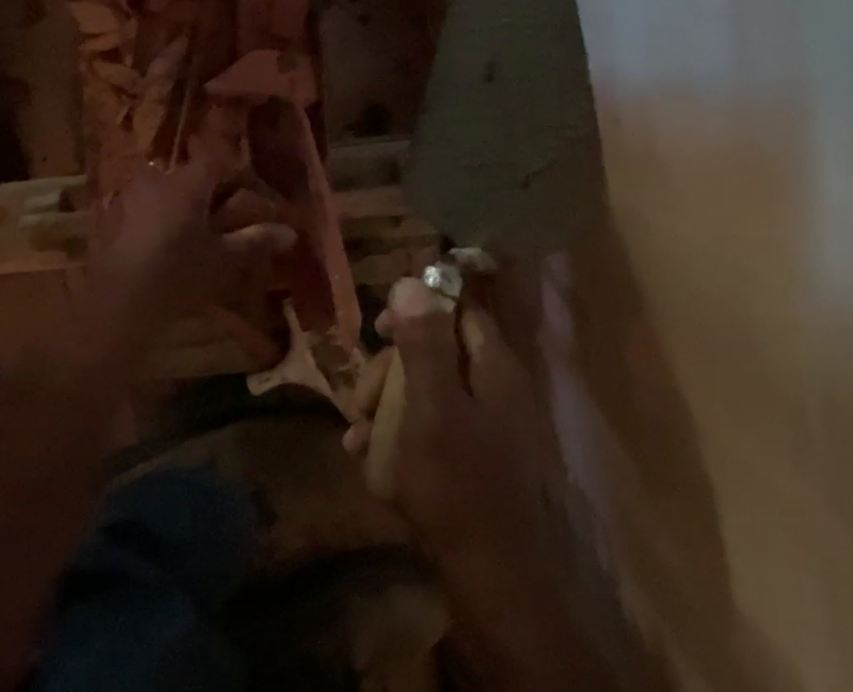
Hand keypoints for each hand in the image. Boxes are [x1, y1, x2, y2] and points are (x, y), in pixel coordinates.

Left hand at [81, 160, 294, 350]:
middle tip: (221, 217)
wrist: (121, 300)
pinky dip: (155, 221)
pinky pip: (141, 210)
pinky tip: (162, 246)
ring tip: (193, 234)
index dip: (232, 172)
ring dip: (178, 206)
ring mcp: (129, 198)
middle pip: (186, 176)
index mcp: (187, 183)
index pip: (214, 159)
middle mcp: (156, 181)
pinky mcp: (110, 219)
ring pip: (162, 192)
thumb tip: (290, 232)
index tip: (245, 192)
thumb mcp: (224, 259)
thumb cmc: (179, 273)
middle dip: (205, 192)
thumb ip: (255, 240)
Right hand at [380, 278, 542, 553]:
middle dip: (389, 368)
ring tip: (358, 434)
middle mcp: (493, 390)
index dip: (417, 311)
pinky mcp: (467, 457)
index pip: (459, 311)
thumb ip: (423, 345)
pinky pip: (424, 428)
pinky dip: (395, 435)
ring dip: (383, 405)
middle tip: (362, 395)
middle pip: (434, 352)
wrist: (487, 572)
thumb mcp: (430, 407)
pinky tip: (367, 456)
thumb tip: (411, 281)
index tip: (377, 328)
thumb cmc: (456, 483)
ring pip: (422, 391)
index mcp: (494, 370)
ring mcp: (482, 426)